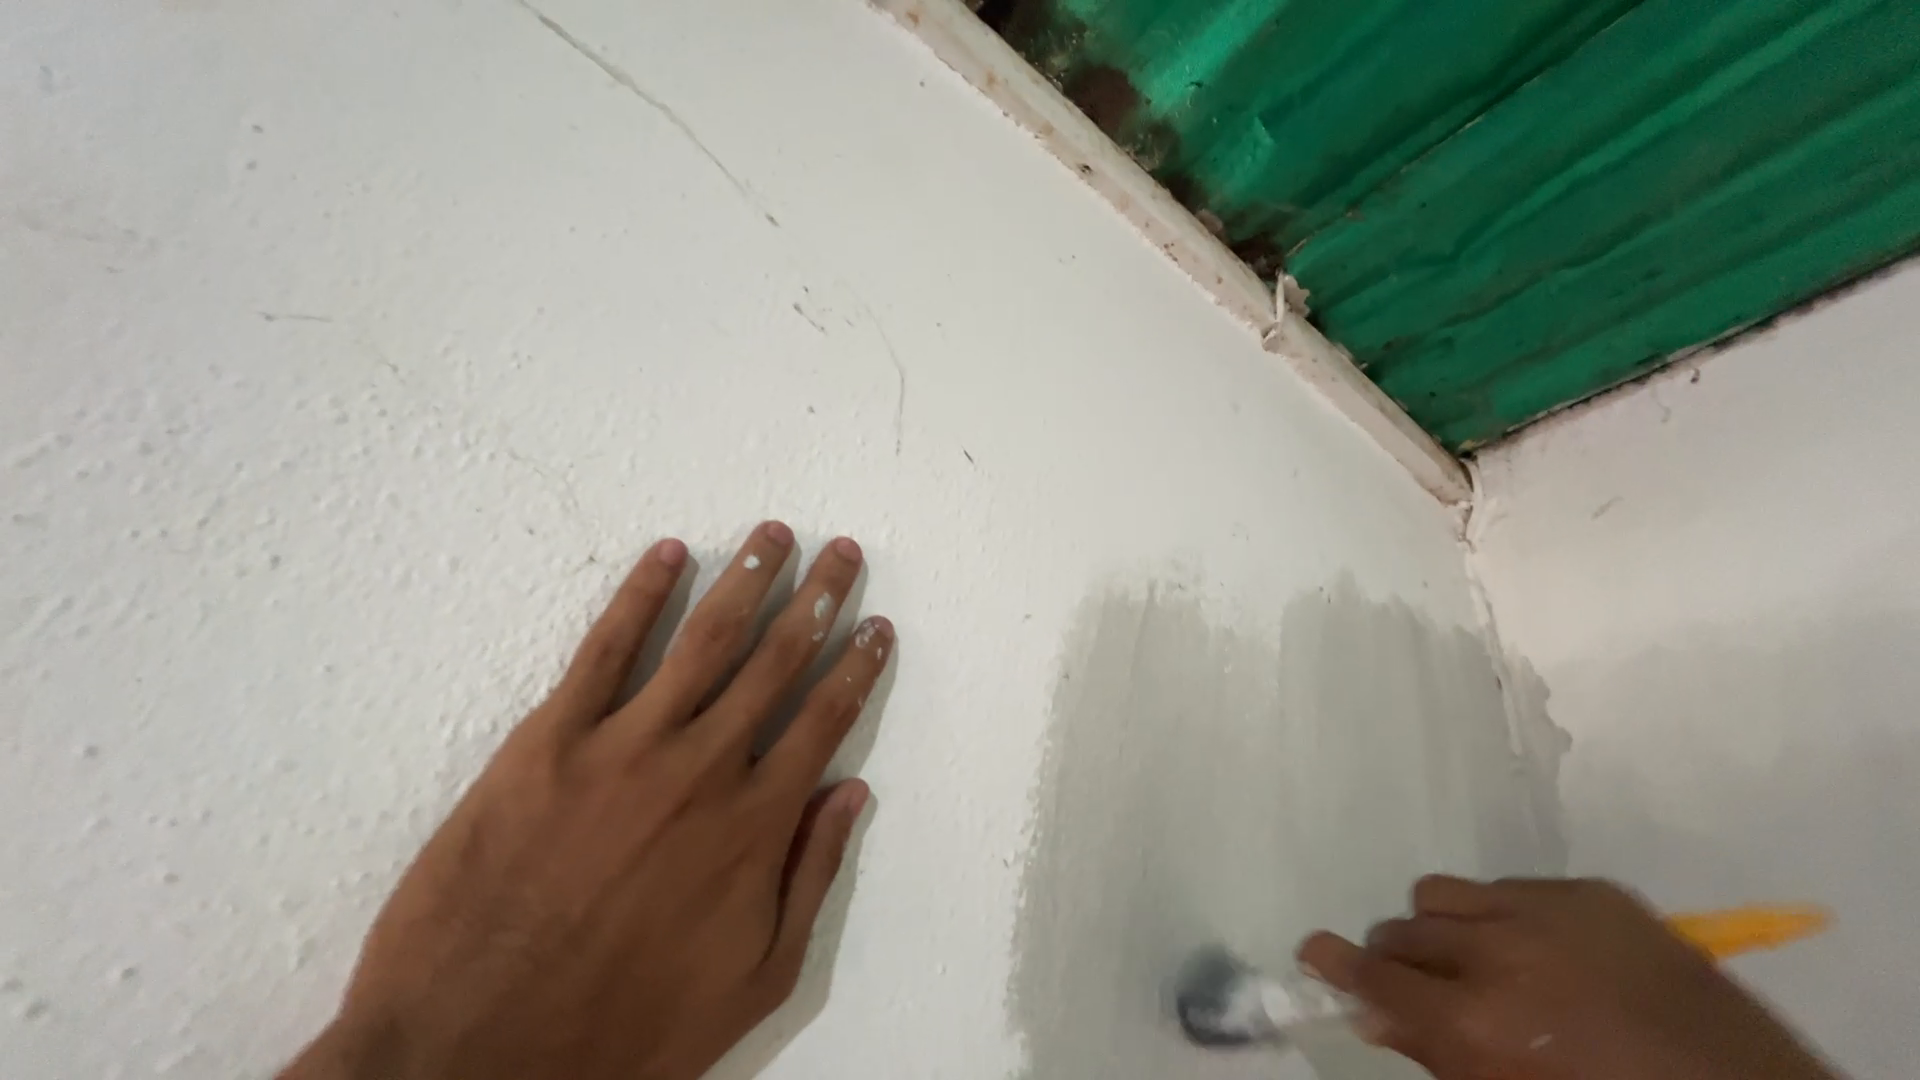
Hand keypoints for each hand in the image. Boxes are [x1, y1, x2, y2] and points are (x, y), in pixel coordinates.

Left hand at [281, 522, 893, 1079]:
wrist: (473, 1056)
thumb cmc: (627, 1027)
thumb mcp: (756, 977)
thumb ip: (811, 875)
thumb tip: (853, 793)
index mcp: (754, 824)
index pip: (825, 718)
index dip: (858, 664)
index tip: (877, 624)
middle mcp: (702, 767)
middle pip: (776, 660)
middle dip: (818, 598)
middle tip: (842, 551)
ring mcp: (624, 745)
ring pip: (704, 639)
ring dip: (746, 577)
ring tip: (773, 535)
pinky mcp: (549, 740)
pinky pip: (604, 648)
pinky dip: (640, 594)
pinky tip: (668, 553)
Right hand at [1298, 876, 1838, 1079]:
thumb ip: (1435, 1056)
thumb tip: (1372, 1012)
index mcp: (1475, 1024)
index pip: (1372, 973)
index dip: (1333, 962)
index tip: (1312, 952)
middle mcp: (1496, 955)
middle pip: (1399, 930)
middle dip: (1398, 959)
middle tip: (1424, 985)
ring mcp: (1545, 913)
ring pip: (1440, 893)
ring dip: (1444, 927)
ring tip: (1480, 957)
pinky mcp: (1593, 892)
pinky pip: (1508, 885)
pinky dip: (1506, 915)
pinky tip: (1547, 950)